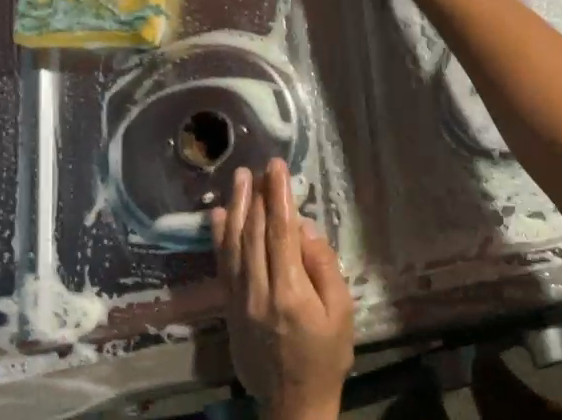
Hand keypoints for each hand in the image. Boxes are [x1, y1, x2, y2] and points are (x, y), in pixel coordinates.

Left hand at [211, 160, 353, 419]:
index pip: (282, 231)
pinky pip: (223, 267)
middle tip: (258, 165)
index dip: (278, 196)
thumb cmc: (327, 355)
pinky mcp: (231, 310)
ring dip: (237, 209)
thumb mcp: (341, 310)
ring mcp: (239, 302)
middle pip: (254, 234)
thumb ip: (323, 267)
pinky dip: (220, 239)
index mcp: (289, 291)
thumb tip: (305, 229)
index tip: (277, 167)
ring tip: (239, 180)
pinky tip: (221, 217)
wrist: (293, 403)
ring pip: (234, 246)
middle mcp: (258, 292)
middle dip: (257, 195)